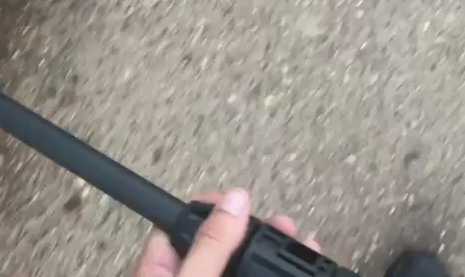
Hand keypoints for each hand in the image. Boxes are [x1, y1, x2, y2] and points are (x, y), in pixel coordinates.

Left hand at [130, 188, 320, 276]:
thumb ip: (211, 246)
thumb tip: (235, 197)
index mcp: (161, 274)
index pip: (177, 227)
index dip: (209, 205)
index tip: (240, 196)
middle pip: (218, 244)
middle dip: (252, 227)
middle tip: (281, 223)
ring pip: (242, 265)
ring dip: (272, 249)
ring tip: (299, 240)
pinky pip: (259, 276)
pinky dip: (281, 269)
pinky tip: (304, 260)